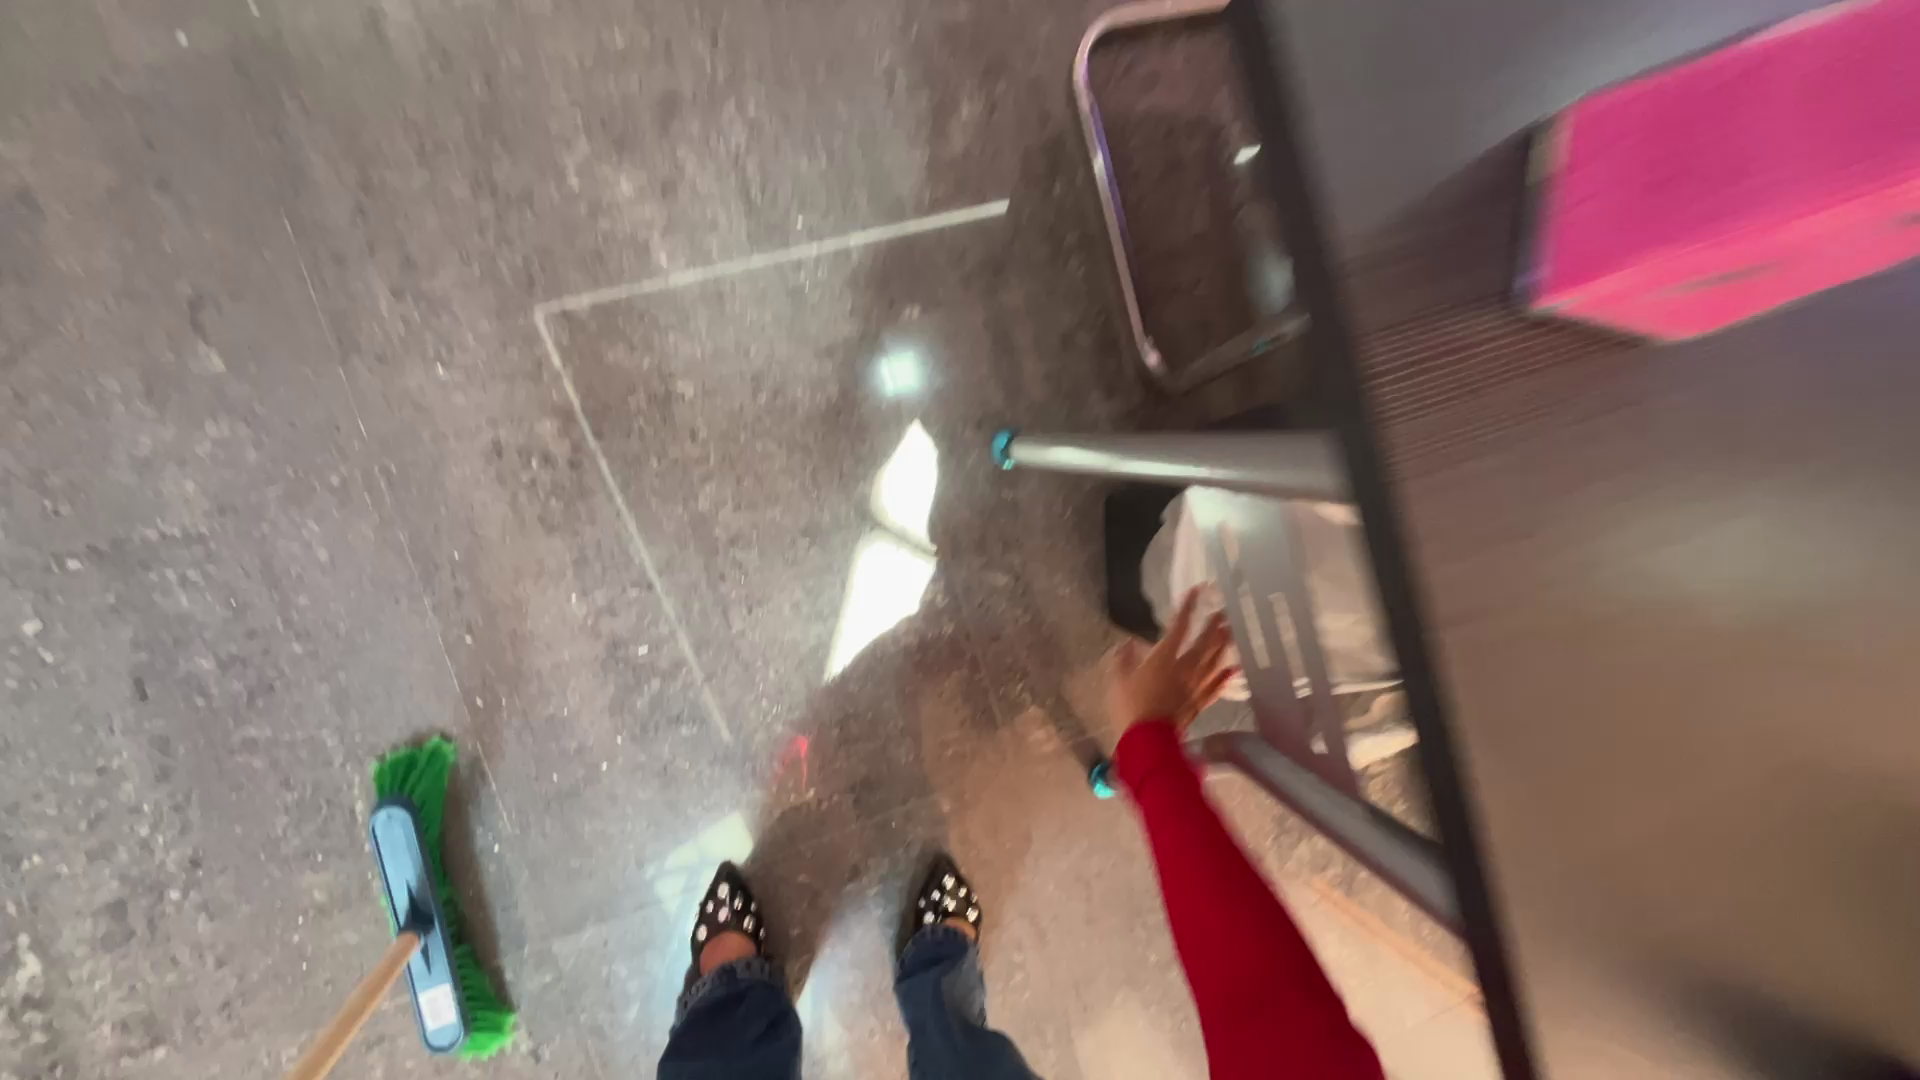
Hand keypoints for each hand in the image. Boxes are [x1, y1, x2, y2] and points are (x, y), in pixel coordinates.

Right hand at [1105, 586, 1238, 738]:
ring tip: (1232, 630)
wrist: (1149, 738)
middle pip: (1204, 641)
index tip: (1197, 591)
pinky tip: (1235, 669)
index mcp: (1164, 657)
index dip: (1188, 607)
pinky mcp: (1201, 702)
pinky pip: (1217, 686)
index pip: (1179, 626)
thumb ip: (1125, 659)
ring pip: (1215, 660)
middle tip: (1225, 609)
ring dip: (1224, 644)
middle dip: (1214, 623)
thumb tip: (1130, 644)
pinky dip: (1226, 676)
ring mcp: (1195, 685)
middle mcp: (1185, 667)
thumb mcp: (1119, 679)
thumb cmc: (1131, 706)